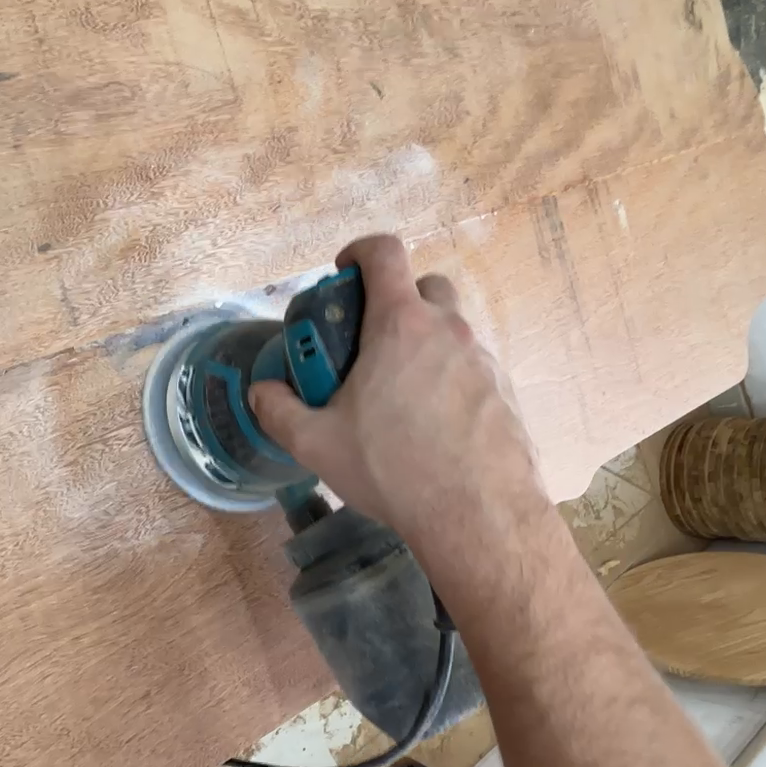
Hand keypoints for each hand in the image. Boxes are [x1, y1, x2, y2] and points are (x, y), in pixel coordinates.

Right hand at [248, 235, 554, 553]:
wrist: (478, 514)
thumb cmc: (391, 468)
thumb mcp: (315, 444)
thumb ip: (278, 411)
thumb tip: (261, 391)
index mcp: (399, 326)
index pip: (384, 253)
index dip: (359, 252)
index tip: (342, 273)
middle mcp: (448, 329)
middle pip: (424, 286)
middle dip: (395, 301)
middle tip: (369, 344)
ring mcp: (484, 359)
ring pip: (450, 330)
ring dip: (422, 344)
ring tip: (398, 396)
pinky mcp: (505, 391)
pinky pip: (470, 367)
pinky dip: (447, 379)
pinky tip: (431, 427)